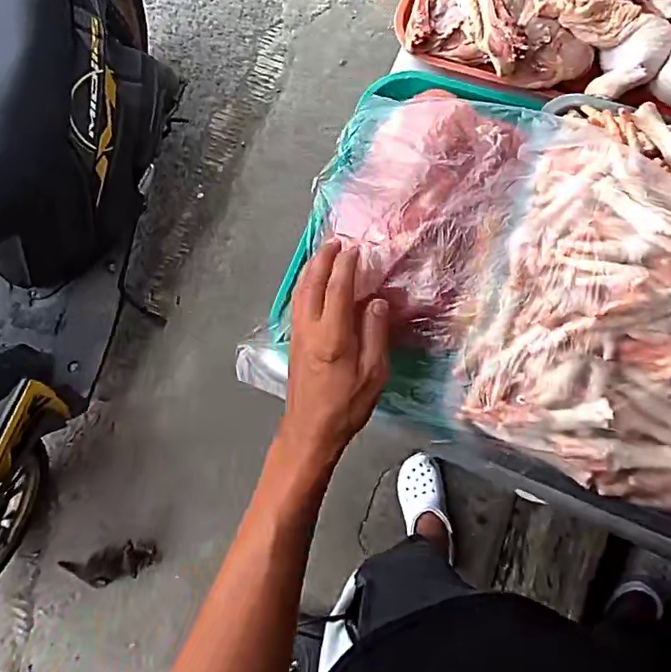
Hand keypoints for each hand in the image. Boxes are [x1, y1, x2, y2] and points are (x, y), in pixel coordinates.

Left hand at [278, 238, 388, 466]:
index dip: (346, 265)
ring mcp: (297, 334)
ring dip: (310, 269)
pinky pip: (297, 303)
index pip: (337, 288)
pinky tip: (311, 284)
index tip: (356, 249)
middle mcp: (310, 328)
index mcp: (332, 334)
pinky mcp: (293, 342)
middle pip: (312, 283)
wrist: (309, 430)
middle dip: (323, 259)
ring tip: (322, 254)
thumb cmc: (346, 405)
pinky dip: (304, 285)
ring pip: (300, 291)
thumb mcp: (373, 373)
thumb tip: (377, 302)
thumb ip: (375, 333)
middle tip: (335, 241)